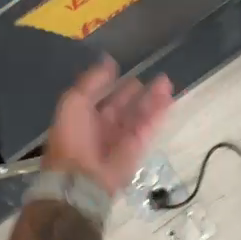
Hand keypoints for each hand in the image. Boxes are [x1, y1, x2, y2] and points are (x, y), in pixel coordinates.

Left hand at [43, 58, 174, 193]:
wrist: (82, 178)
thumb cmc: (73, 138)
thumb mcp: (73, 102)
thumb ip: (91, 82)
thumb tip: (108, 61)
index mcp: (83, 118)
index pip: (101, 98)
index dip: (112, 84)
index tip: (124, 70)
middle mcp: (102, 127)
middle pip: (123, 106)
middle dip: (136, 92)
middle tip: (152, 77)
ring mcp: (121, 138)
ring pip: (139, 115)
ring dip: (152, 99)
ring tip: (165, 82)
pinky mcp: (136, 148)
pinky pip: (148, 127)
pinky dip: (158, 113)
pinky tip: (167, 98)